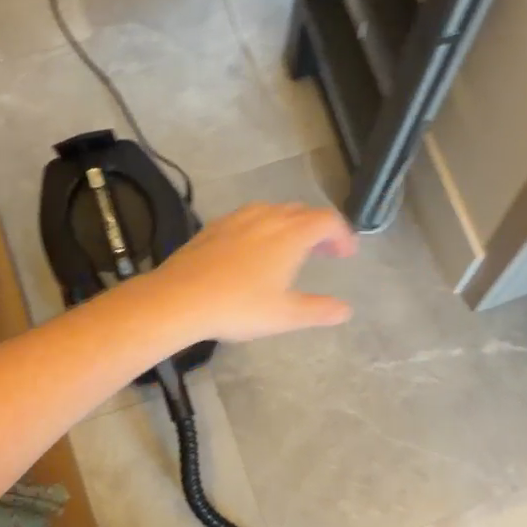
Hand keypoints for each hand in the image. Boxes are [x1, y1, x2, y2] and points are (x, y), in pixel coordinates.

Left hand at [139, 202, 357, 342]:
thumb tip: (345, 309)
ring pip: (274, 212)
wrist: (179, 298)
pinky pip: (249, 218)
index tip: (347, 253)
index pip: (327, 221)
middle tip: (325, 253)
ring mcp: (238, 219)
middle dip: (319, 229)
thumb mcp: (285, 315)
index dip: (342, 234)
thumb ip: (319, 310)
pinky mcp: (214, 227)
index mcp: (290, 234)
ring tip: (292, 250)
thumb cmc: (238, 306)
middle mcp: (267, 217)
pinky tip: (254, 252)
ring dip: (291, 226)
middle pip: (302, 212)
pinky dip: (264, 228)